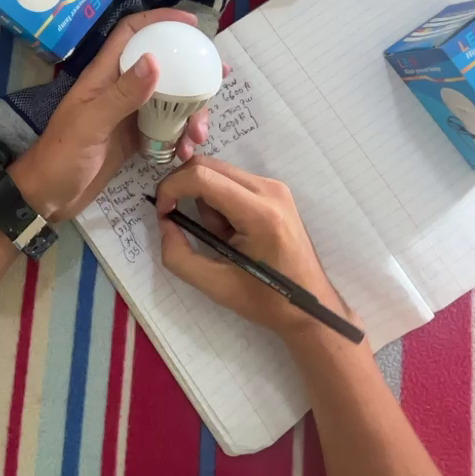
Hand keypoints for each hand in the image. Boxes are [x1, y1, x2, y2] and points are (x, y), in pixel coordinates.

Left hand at [8, 9, 212, 222]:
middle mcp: (118, 89)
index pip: (131, 34)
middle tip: (219, 80)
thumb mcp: (91, 124)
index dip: (159, 20)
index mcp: (103, 75)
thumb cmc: (61, 157)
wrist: (47, 198)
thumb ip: (122, 95)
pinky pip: (166, 128)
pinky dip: (180, 136)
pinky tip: (185, 152)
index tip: (192, 24)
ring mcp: (127, 114)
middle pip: (160, 65)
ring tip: (198, 135)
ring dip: (190, 112)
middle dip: (190, 71)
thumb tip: (156, 61)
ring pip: (168, 99)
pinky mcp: (134, 138)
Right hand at [154, 155, 358, 349]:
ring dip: (204, 198)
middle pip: (207, 166)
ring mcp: (275, 187)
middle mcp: (270, 190)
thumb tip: (164, 221)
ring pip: (217, 172)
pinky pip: (231, 180)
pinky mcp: (275, 190)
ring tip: (219, 235)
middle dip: (185, 190)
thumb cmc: (266, 301)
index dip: (172, 188)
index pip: (203, 177)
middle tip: (181, 221)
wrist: (311, 309)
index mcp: (260, 214)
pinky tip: (232, 228)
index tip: (163, 212)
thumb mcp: (214, 285)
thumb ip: (178, 254)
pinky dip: (219, 199)